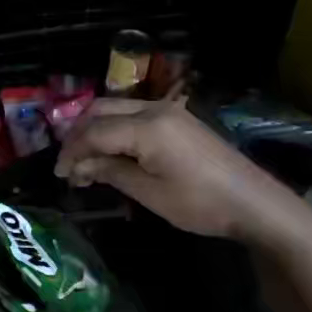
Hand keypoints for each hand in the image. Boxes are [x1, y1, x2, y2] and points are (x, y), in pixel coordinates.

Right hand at [54, 99, 309, 244]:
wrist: (252, 202)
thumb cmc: (199, 203)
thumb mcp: (150, 193)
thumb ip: (111, 172)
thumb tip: (79, 166)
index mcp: (147, 126)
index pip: (94, 131)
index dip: (72, 151)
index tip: (58, 174)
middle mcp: (155, 108)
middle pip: (102, 110)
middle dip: (80, 135)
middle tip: (69, 165)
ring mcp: (170, 111)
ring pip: (118, 110)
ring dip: (97, 131)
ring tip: (87, 164)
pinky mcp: (179, 120)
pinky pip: (136, 116)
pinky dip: (117, 131)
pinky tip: (113, 155)